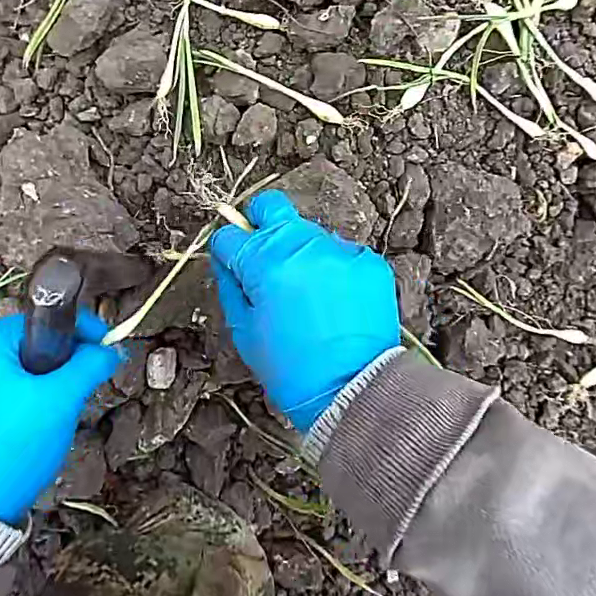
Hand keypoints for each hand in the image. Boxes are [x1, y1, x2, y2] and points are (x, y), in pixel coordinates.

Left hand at [0, 309, 121, 524]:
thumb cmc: (14, 441)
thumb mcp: (61, 396)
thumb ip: (92, 363)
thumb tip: (114, 349)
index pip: (55, 317)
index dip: (87, 331)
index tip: (108, 350)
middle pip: (55, 340)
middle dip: (79, 360)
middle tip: (91, 381)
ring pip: (52, 365)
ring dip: (71, 381)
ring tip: (73, 403)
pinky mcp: (4, 404)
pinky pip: (43, 385)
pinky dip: (59, 395)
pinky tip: (60, 416)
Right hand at [209, 191, 398, 430]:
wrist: (354, 388)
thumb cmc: (293, 368)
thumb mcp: (244, 332)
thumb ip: (231, 285)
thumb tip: (227, 258)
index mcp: (266, 262)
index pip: (232, 234)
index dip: (228, 249)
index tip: (234, 262)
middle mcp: (304, 245)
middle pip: (272, 207)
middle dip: (261, 226)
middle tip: (264, 258)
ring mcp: (340, 250)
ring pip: (309, 232)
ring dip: (300, 251)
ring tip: (306, 293)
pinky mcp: (369, 260)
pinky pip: (341, 252)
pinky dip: (332, 267)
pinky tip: (334, 299)